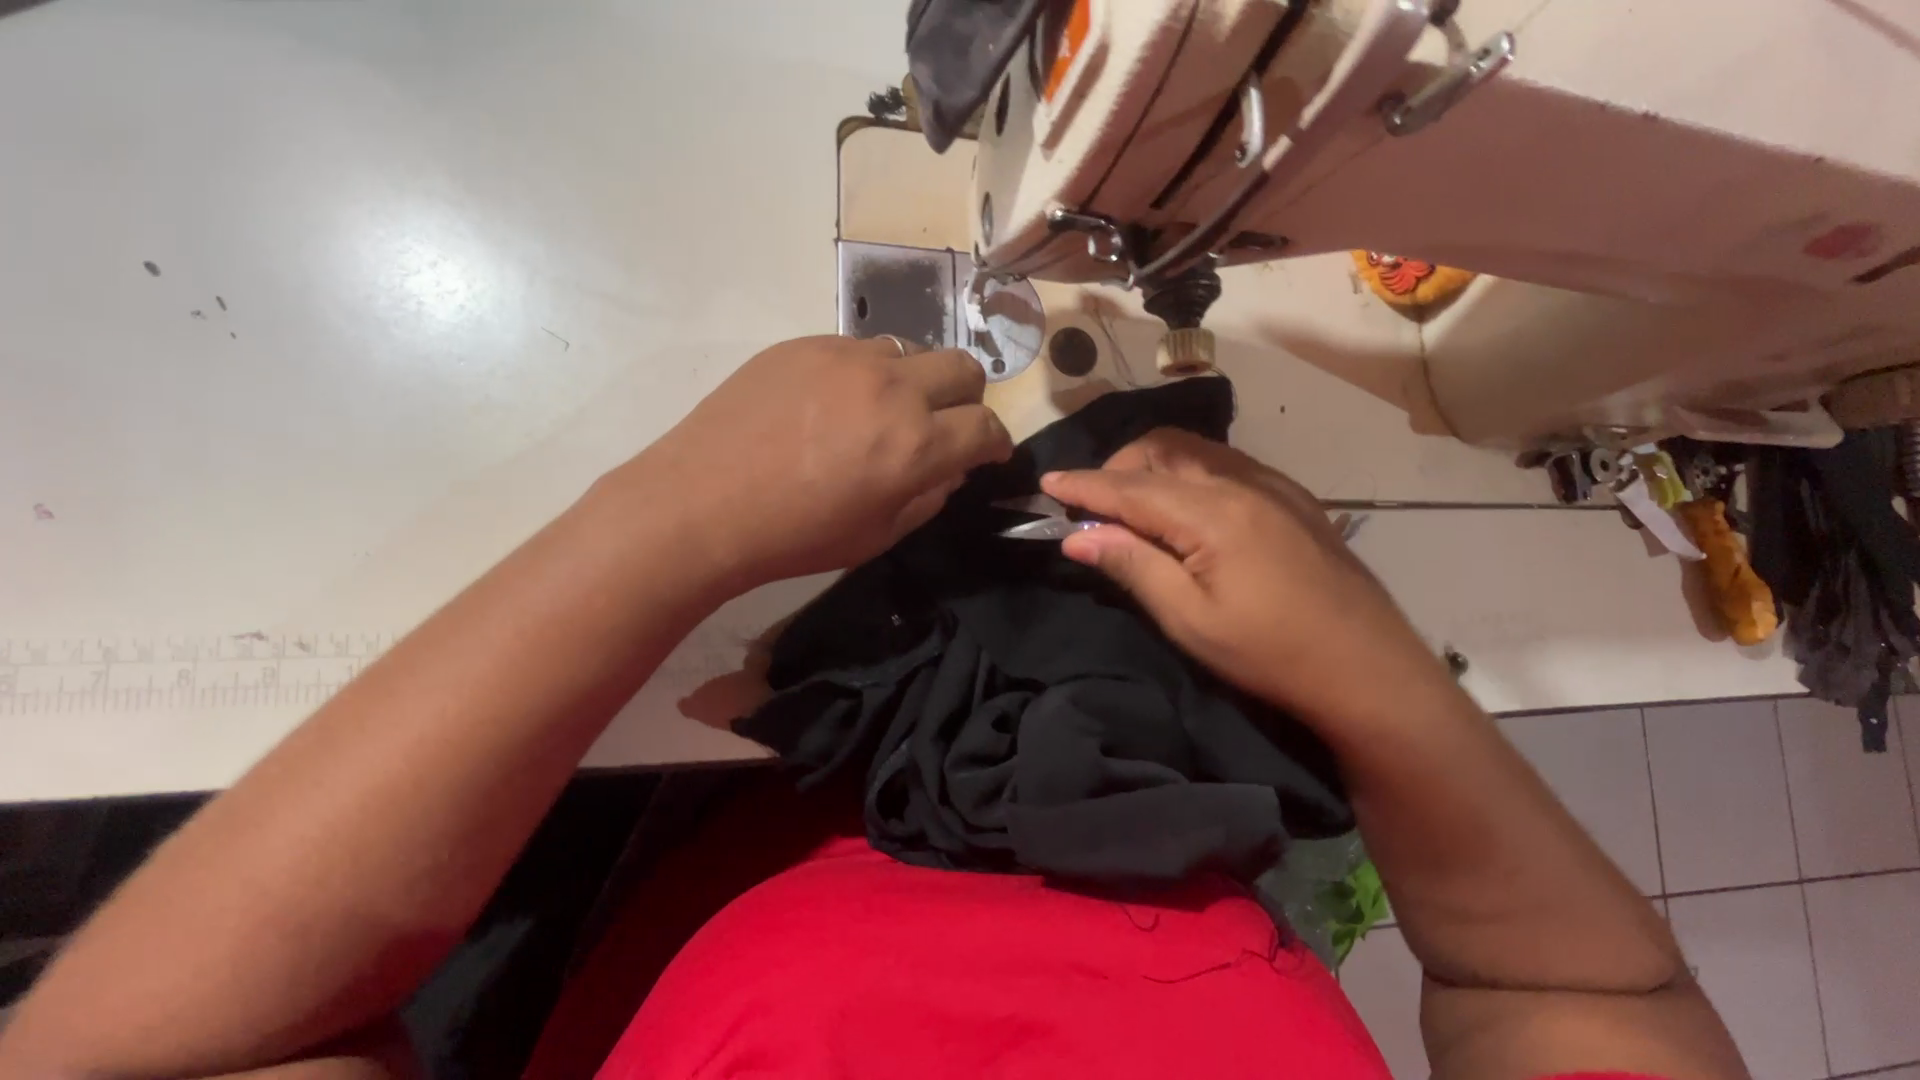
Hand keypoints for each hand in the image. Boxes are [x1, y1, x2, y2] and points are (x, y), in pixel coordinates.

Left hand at [629, 335, 1012, 589]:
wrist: (700, 505)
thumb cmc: (794, 537)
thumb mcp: (877, 535)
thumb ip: (929, 495)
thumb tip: (951, 466)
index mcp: (916, 445)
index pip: (987, 426)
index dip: (996, 443)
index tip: (986, 452)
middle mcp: (892, 389)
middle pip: (963, 367)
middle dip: (967, 398)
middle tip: (944, 425)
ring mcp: (846, 358)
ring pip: (909, 352)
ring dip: (912, 382)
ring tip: (879, 413)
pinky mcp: (806, 343)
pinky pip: (857, 348)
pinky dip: (863, 373)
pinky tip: (830, 404)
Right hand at [1042, 428, 1446, 726]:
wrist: (1369, 669)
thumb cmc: (1270, 653)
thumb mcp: (1190, 619)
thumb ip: (1133, 566)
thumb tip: (1079, 535)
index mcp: (1211, 512)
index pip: (1129, 486)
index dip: (1084, 485)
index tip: (1047, 482)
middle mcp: (1241, 482)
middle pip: (1162, 449)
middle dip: (1117, 467)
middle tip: (1093, 507)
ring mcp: (1274, 485)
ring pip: (1196, 450)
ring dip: (1154, 465)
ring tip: (1134, 504)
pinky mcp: (1295, 498)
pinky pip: (1227, 464)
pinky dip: (1190, 472)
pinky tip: (1188, 507)